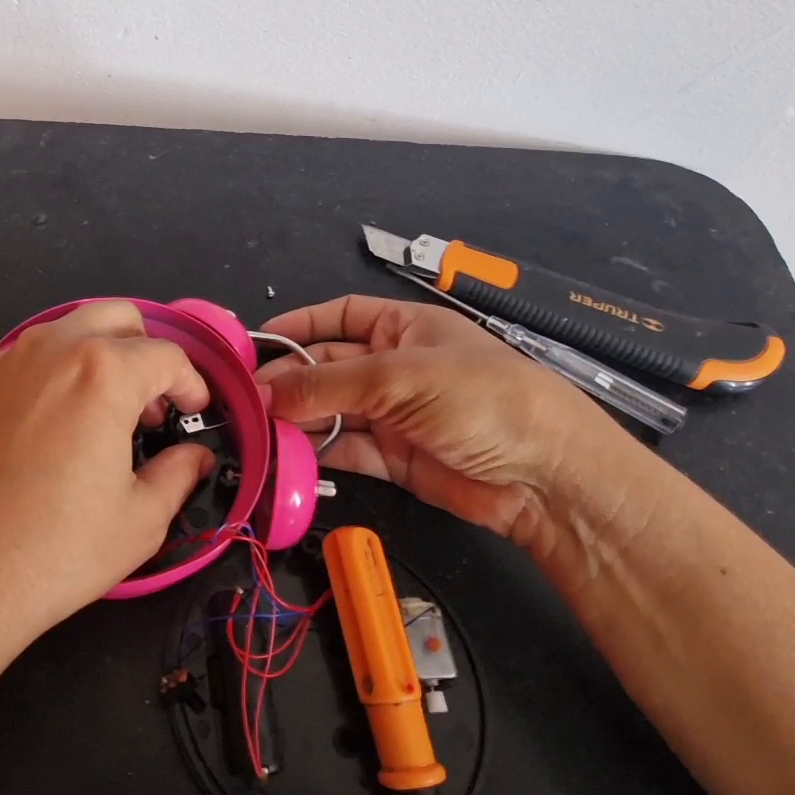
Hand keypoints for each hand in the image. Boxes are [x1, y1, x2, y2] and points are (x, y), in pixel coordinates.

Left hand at [0, 280, 215, 640]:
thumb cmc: (54, 553)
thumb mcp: (139, 522)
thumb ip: (177, 475)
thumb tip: (194, 458)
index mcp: (107, 374)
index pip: (168, 358)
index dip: (191, 385)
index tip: (193, 414)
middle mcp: (56, 349)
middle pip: (118, 321)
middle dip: (146, 355)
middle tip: (149, 410)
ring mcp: (5, 361)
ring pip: (63, 323)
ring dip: (94, 345)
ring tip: (99, 390)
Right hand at [255, 294, 630, 542]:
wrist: (548, 478)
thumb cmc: (481, 398)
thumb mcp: (401, 376)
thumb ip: (327, 383)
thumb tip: (264, 391)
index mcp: (404, 328)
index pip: (340, 316)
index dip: (299, 324)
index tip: (255, 342)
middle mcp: (395, 367)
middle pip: (328, 367)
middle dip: (290, 379)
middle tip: (247, 398)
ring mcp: (394, 414)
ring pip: (330, 410)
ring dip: (297, 418)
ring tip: (256, 428)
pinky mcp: (395, 459)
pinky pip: (345, 448)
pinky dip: (316, 451)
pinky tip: (285, 454)